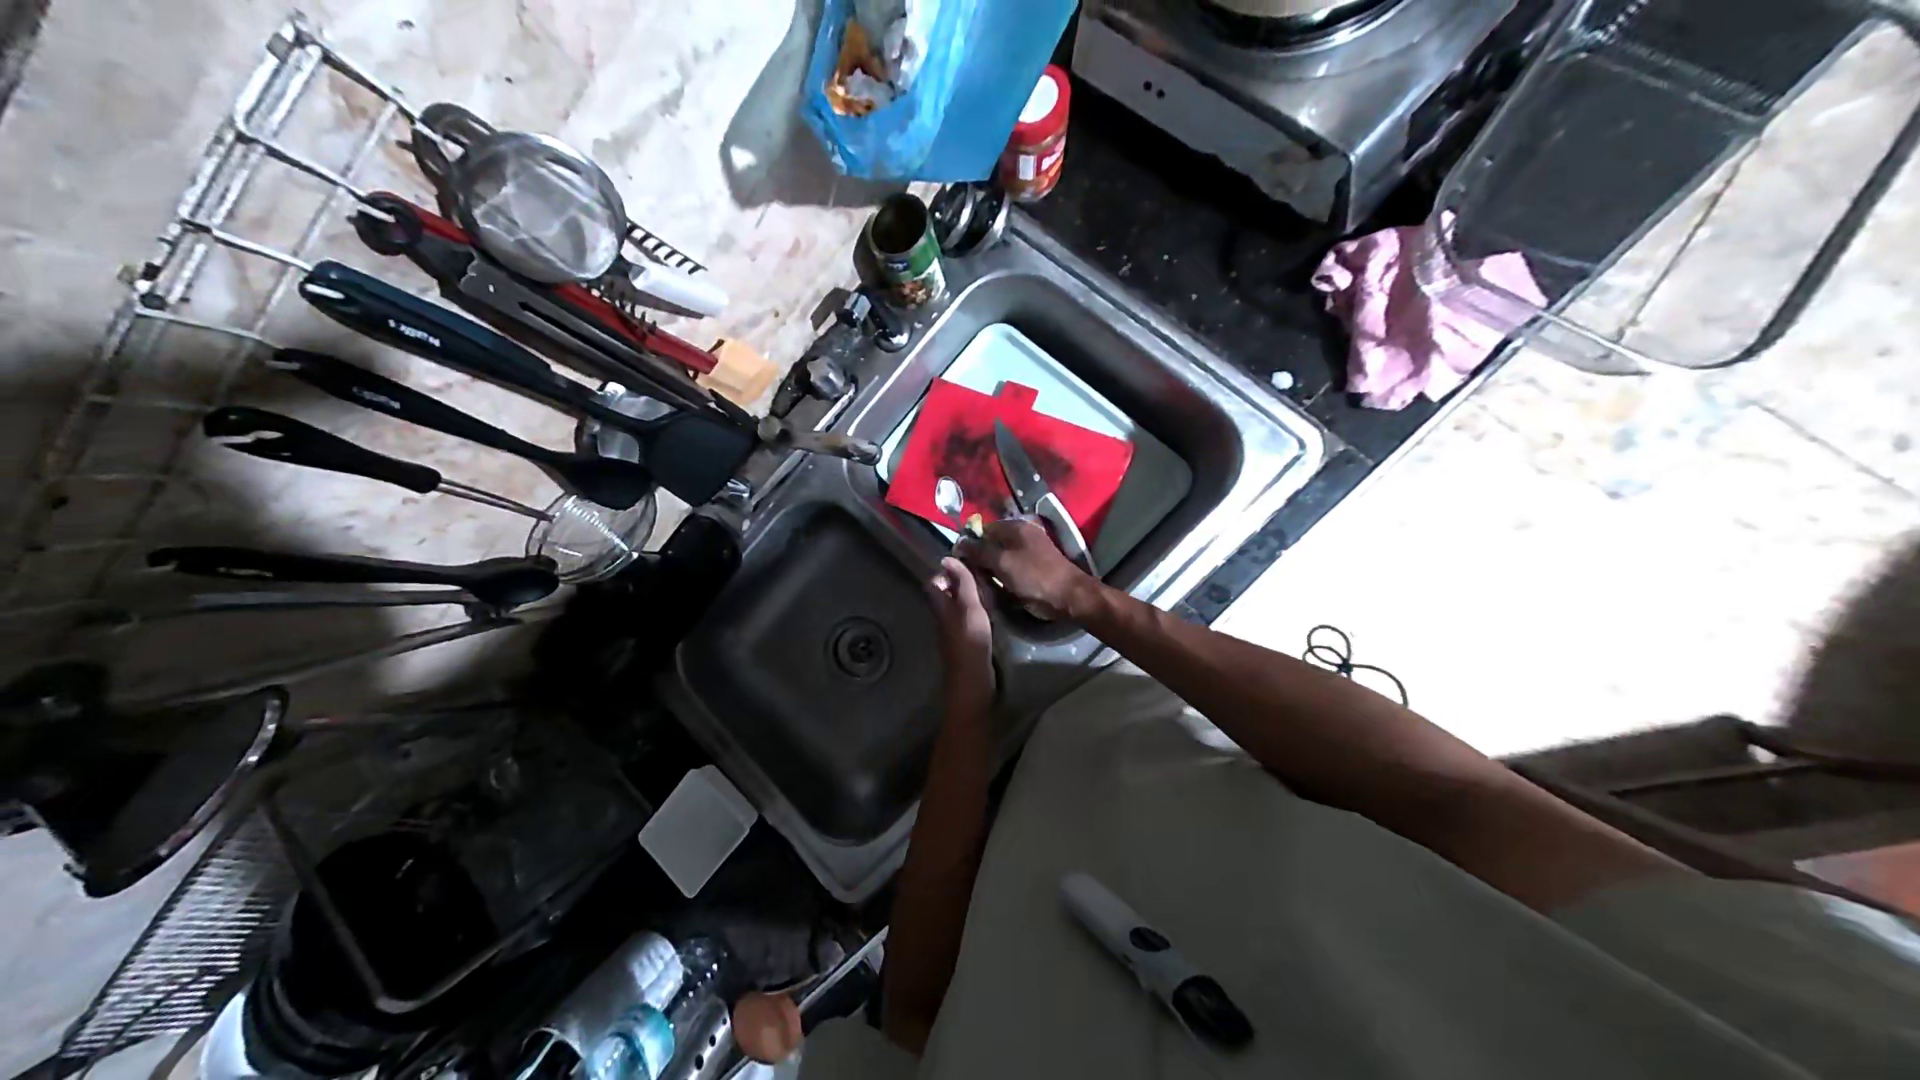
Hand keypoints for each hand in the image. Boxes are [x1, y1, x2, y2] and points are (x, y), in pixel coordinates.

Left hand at [925, 557, 993, 699]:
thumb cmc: (971, 642)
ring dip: (973, 594)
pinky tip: (994, 608)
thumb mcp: (969, 607)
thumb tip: (948, 558)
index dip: (947, 570)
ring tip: (992, 586)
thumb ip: (962, 583)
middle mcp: (944, 616)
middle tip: (985, 572)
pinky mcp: (967, 640)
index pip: (935, 581)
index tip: (969, 560)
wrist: (973, 682)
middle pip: (947, 592)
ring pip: (959, 604)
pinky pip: (969, 617)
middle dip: (963, 580)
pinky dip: (979, 608)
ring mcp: (955, 629)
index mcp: (940, 606)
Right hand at [956, 518, 1096, 619]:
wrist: (1066, 596)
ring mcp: (1026, 554)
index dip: (969, 543)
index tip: (958, 560)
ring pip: (997, 560)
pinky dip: (999, 579)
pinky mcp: (1029, 571)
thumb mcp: (1002, 562)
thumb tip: (959, 543)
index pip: (983, 530)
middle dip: (978, 559)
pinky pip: (1007, 571)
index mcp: (1015, 528)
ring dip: (988, 572)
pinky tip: (992, 589)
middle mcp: (1020, 537)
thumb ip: (979, 551)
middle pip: (990, 545)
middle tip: (966, 575)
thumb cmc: (1033, 575)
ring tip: (978, 584)